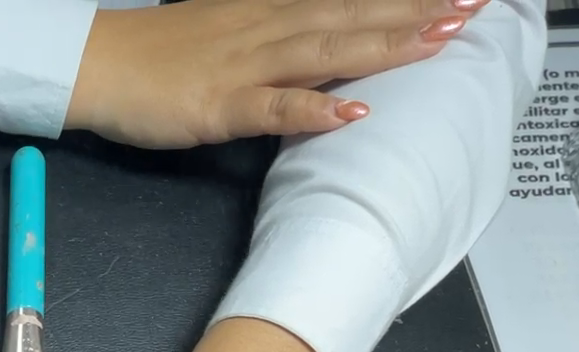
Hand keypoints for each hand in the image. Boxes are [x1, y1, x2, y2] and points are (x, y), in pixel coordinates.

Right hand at [66, 0, 485, 147]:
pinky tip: (350, 112)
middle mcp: (266, 29)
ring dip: (384, 44)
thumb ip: (266, 42)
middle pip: (351, 14)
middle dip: (416, 8)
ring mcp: (245, 66)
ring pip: (326, 50)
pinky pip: (273, 107)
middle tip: (477, 4)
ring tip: (441, 40)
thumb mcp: (221, 35)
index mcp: (267, 13)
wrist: (102, 66)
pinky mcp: (219, 106)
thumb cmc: (156, 57)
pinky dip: (313, 109)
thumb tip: (303, 52)